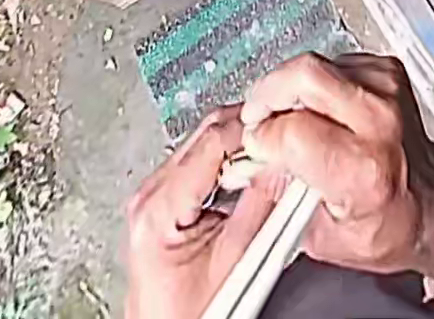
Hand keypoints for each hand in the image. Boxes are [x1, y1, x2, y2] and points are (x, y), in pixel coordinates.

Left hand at [124, 105, 285, 318]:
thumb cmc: (189, 315)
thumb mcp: (234, 263)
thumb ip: (261, 208)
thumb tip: (284, 165)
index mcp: (158, 207)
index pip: (213, 141)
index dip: (252, 133)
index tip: (283, 134)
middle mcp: (149, 191)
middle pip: (207, 133)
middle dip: (248, 132)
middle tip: (282, 140)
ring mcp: (152, 191)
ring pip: (203, 139)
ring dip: (239, 143)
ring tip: (269, 156)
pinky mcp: (161, 194)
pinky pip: (198, 157)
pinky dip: (227, 157)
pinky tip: (248, 169)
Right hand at [240, 53, 433, 277]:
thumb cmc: (388, 223)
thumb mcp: (325, 234)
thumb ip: (280, 194)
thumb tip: (247, 163)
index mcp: (365, 170)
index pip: (293, 132)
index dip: (264, 137)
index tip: (256, 145)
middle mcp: (378, 121)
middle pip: (303, 75)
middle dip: (268, 93)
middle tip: (258, 114)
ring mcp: (385, 89)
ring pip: (314, 64)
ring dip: (291, 87)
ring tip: (292, 115)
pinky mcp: (386, 69)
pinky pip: (333, 61)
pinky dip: (317, 82)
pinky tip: (323, 106)